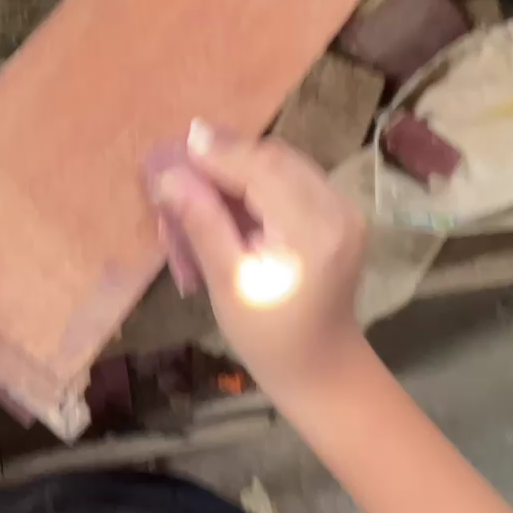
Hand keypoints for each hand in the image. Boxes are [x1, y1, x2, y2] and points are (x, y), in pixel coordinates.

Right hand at [151, 120, 369, 403]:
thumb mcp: (227, 283)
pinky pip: (291, 175)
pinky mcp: (337, 210)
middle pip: (274, 157)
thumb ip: (202, 223)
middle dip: (225, 154)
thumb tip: (169, 176)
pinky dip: (256, 175)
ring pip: (282, 161)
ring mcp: (343, 207)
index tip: (177, 145)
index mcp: (313, 230)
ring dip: (239, 162)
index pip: (261, 169)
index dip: (217, 153)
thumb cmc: (268, 336)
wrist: (321, 367)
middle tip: (180, 160)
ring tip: (198, 174)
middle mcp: (338, 208)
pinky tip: (227, 189)